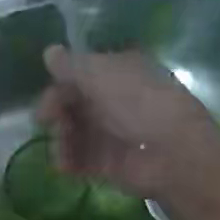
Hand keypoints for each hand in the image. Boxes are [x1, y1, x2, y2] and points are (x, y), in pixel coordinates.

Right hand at [36, 47, 219, 201]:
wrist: (173, 153)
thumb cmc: (138, 103)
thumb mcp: (101, 73)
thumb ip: (72, 65)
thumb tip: (49, 52)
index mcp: (118, 73)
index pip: (81, 76)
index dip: (60, 86)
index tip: (46, 102)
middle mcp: (116, 102)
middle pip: (75, 106)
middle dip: (58, 114)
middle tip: (48, 124)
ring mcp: (114, 135)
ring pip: (76, 134)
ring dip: (62, 140)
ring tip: (60, 151)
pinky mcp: (112, 166)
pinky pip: (83, 161)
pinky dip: (70, 163)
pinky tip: (64, 167)